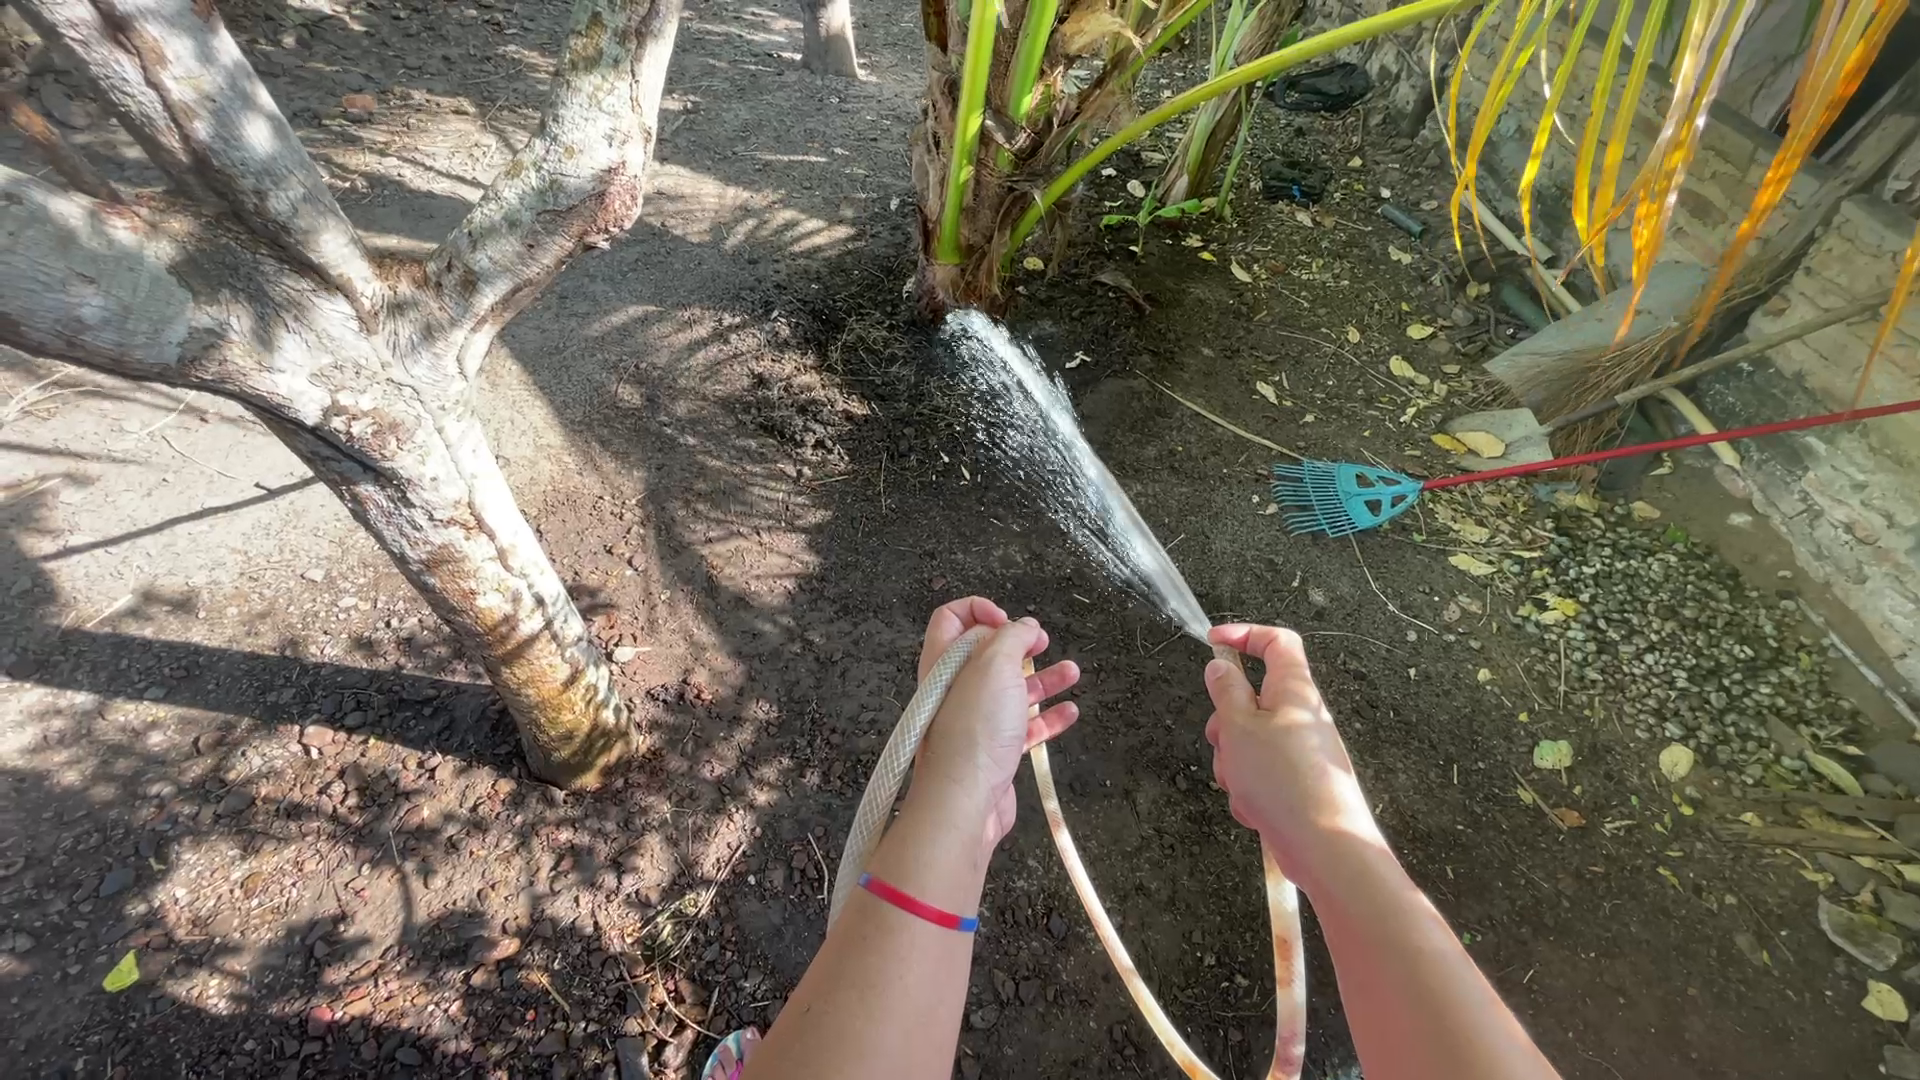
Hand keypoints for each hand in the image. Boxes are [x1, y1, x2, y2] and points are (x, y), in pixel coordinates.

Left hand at [908, 598, 1079, 852]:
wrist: (965, 799)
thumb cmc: (975, 725)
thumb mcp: (994, 664)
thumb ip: (1011, 637)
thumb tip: (1025, 626)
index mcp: (944, 660)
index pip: (950, 618)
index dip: (978, 609)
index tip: (1007, 619)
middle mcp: (956, 687)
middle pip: (986, 653)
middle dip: (1017, 643)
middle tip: (1041, 641)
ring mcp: (975, 719)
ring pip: (1011, 690)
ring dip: (1042, 678)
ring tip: (1071, 672)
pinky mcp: (995, 750)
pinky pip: (1024, 726)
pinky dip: (1047, 717)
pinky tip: (1070, 712)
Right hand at [1204, 624, 1382, 889]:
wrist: (1326, 848)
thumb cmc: (1282, 779)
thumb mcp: (1239, 726)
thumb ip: (1226, 691)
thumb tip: (1220, 666)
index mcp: (1293, 690)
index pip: (1277, 642)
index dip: (1245, 634)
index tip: (1213, 642)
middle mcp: (1300, 716)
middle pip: (1252, 697)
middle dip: (1226, 720)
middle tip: (1221, 738)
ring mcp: (1300, 751)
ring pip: (1250, 740)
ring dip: (1234, 760)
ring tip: (1241, 782)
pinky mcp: (1296, 783)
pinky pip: (1259, 772)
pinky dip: (1249, 786)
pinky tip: (1254, 807)